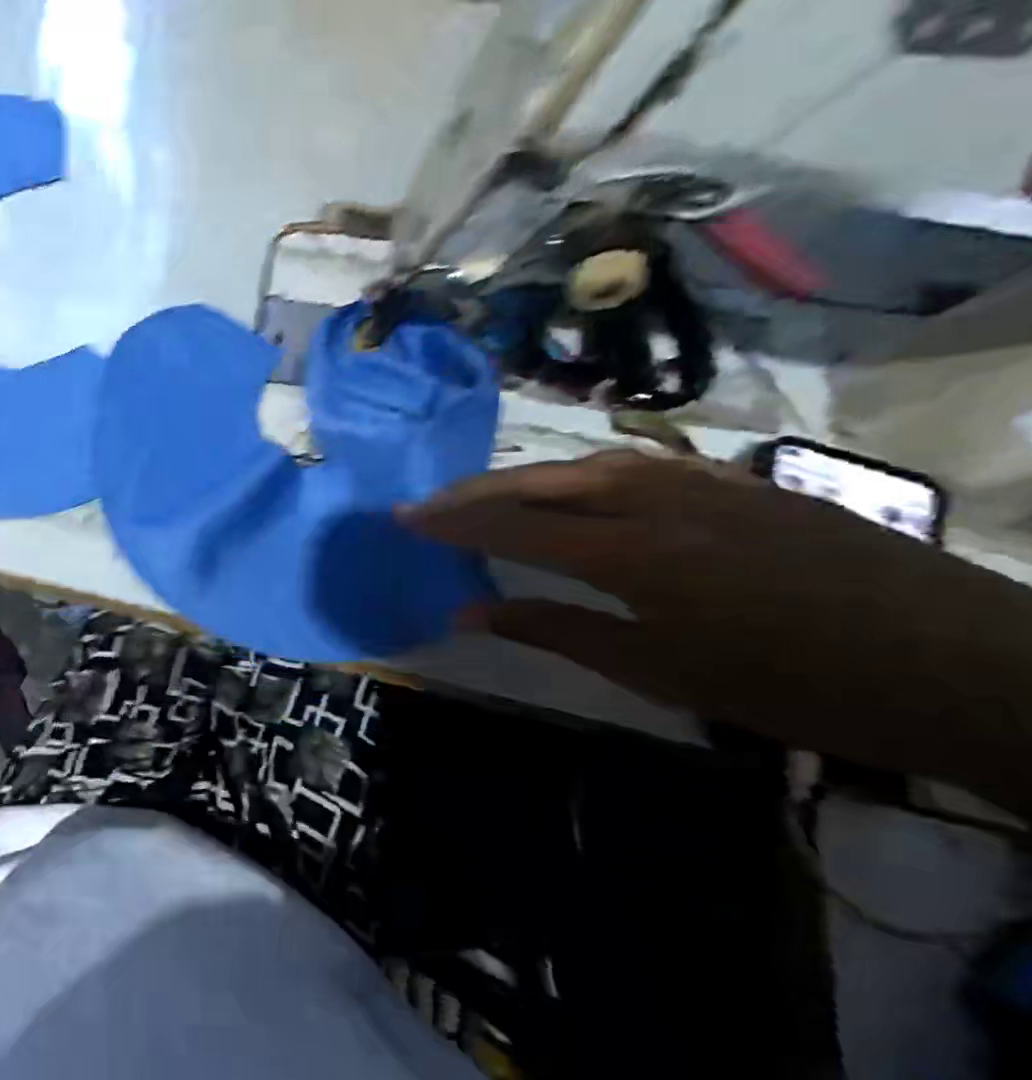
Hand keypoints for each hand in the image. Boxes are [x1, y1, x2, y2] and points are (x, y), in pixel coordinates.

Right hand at [404, 449, 1031, 810]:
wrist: (966, 667)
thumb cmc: (793, 686)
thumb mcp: (659, 671)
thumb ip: (555, 631)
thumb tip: (467, 614)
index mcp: (632, 552)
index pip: (514, 527)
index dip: (453, 524)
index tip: (403, 520)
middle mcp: (658, 501)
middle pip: (543, 482)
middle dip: (475, 492)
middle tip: (427, 504)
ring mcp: (706, 485)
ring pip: (591, 465)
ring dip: (528, 477)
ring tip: (488, 493)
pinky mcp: (744, 485)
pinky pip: (643, 465)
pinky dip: (589, 473)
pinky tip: (582, 487)